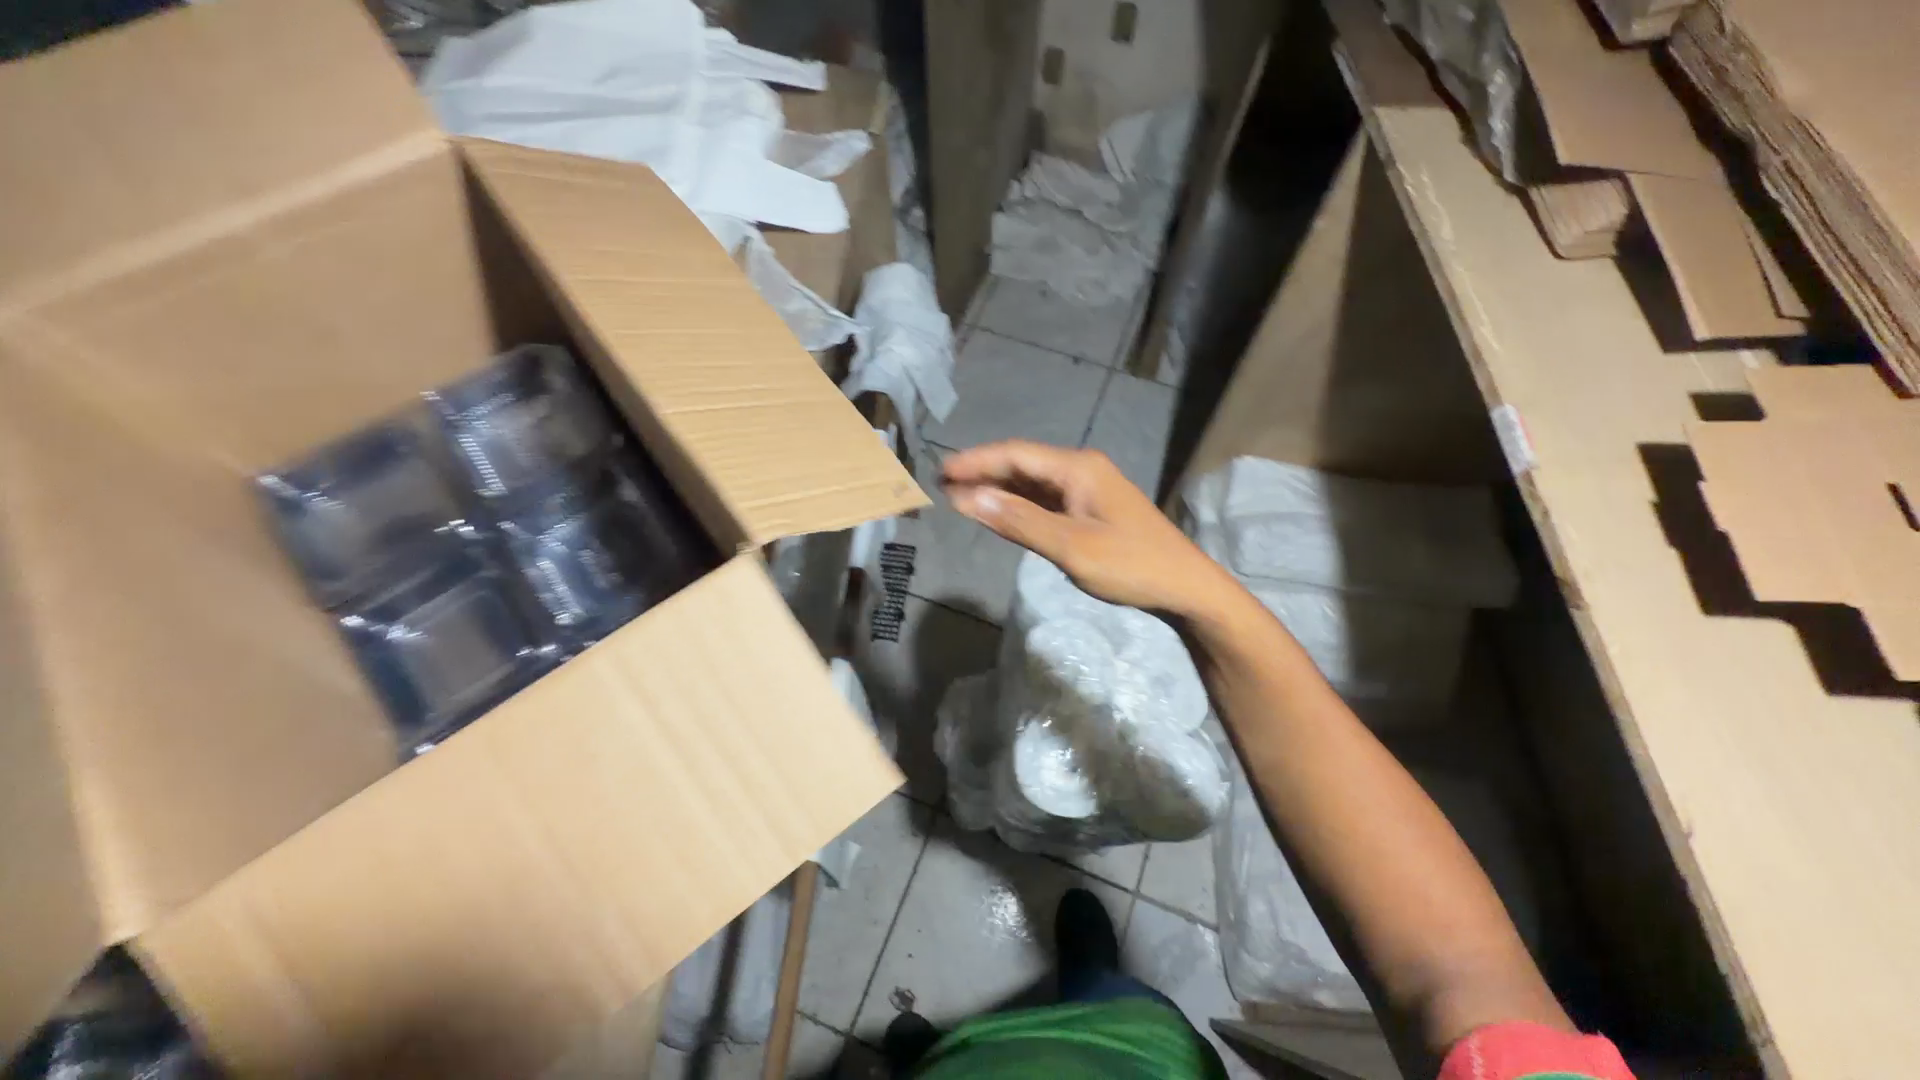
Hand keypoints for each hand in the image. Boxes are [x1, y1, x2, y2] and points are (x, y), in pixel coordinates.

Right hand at [941, 440, 1237, 618]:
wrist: (1185, 586)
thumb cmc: (1130, 566)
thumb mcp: (1071, 547)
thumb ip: (1019, 521)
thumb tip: (968, 498)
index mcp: (1078, 468)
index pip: (1015, 455)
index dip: (975, 462)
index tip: (939, 472)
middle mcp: (1081, 469)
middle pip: (1022, 464)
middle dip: (982, 473)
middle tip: (942, 487)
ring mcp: (1088, 488)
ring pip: (1032, 482)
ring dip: (998, 489)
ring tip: (961, 498)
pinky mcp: (1091, 508)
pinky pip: (1045, 498)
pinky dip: (1019, 504)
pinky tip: (999, 513)